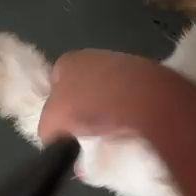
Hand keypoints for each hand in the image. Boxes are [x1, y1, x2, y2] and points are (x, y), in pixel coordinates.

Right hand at [36, 49, 195, 144]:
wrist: (141, 99)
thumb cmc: (87, 105)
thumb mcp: (51, 121)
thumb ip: (47, 128)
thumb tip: (52, 138)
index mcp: (67, 61)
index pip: (54, 82)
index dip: (55, 105)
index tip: (61, 127)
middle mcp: (93, 57)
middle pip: (82, 88)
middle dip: (83, 111)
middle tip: (84, 136)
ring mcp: (123, 65)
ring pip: (108, 95)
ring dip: (107, 115)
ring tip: (108, 139)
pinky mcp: (148, 79)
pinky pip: (131, 102)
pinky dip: (129, 116)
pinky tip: (129, 132)